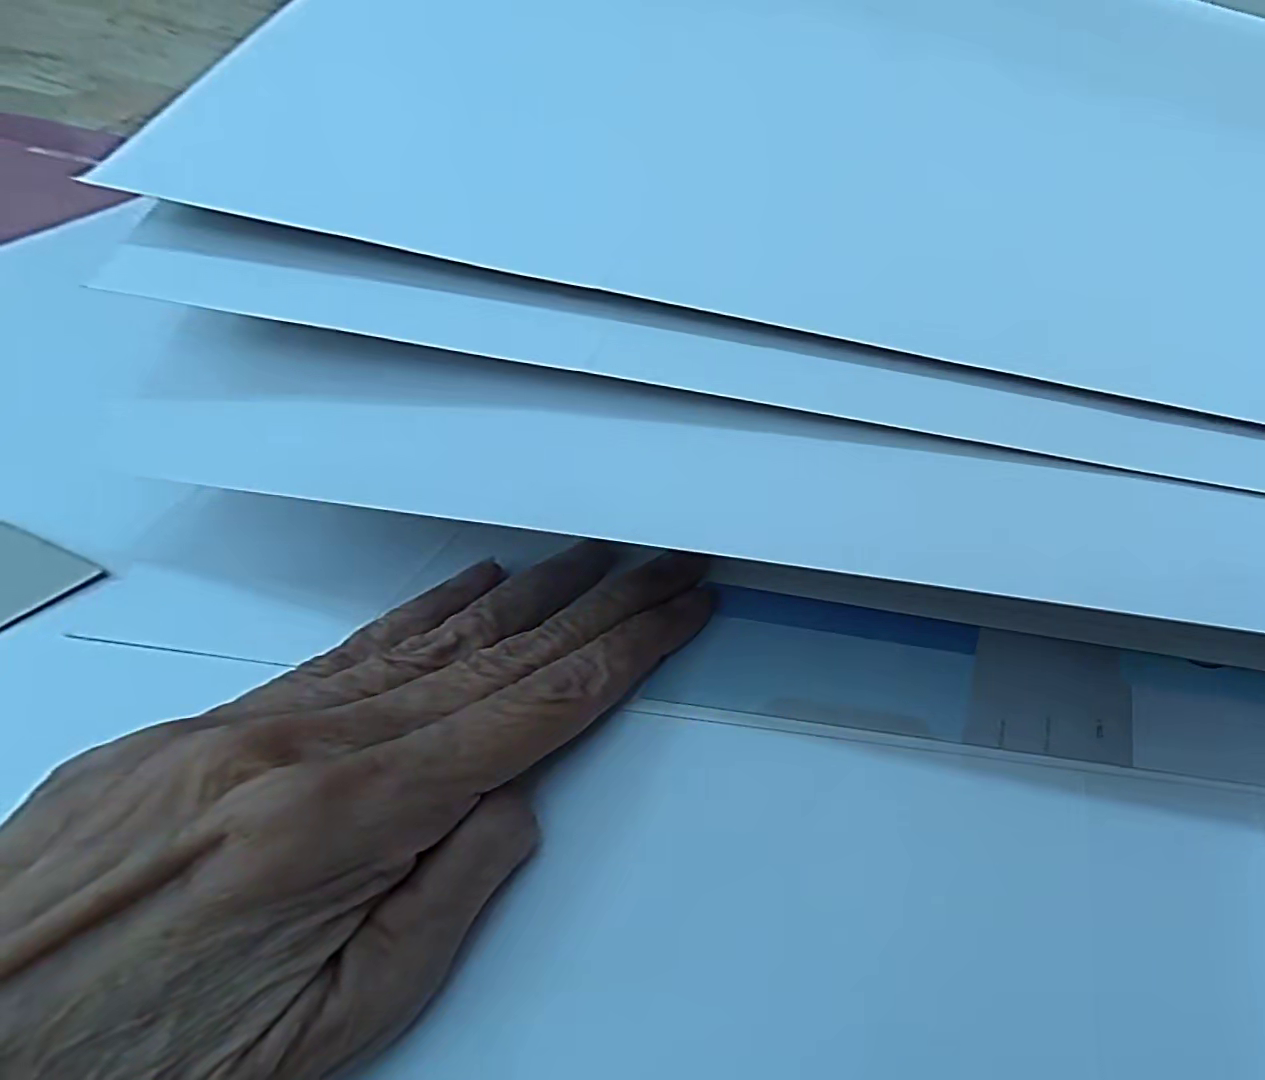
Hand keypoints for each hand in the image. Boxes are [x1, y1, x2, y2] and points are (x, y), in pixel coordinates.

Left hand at [0, 541, 711, 1078]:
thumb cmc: (152, 1072)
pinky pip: (351, 649)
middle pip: (509, 654)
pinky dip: (430, 610)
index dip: (629, 649)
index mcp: (353, 816)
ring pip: (439, 638)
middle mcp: (305, 748)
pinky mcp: (201, 730)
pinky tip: (479, 583)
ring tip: (597, 559)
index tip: (679, 612)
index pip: (544, 704)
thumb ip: (457, 887)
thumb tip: (513, 795)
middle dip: (609, 604)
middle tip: (666, 567)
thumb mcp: (348, 1013)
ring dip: (538, 593)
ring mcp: (246, 729)